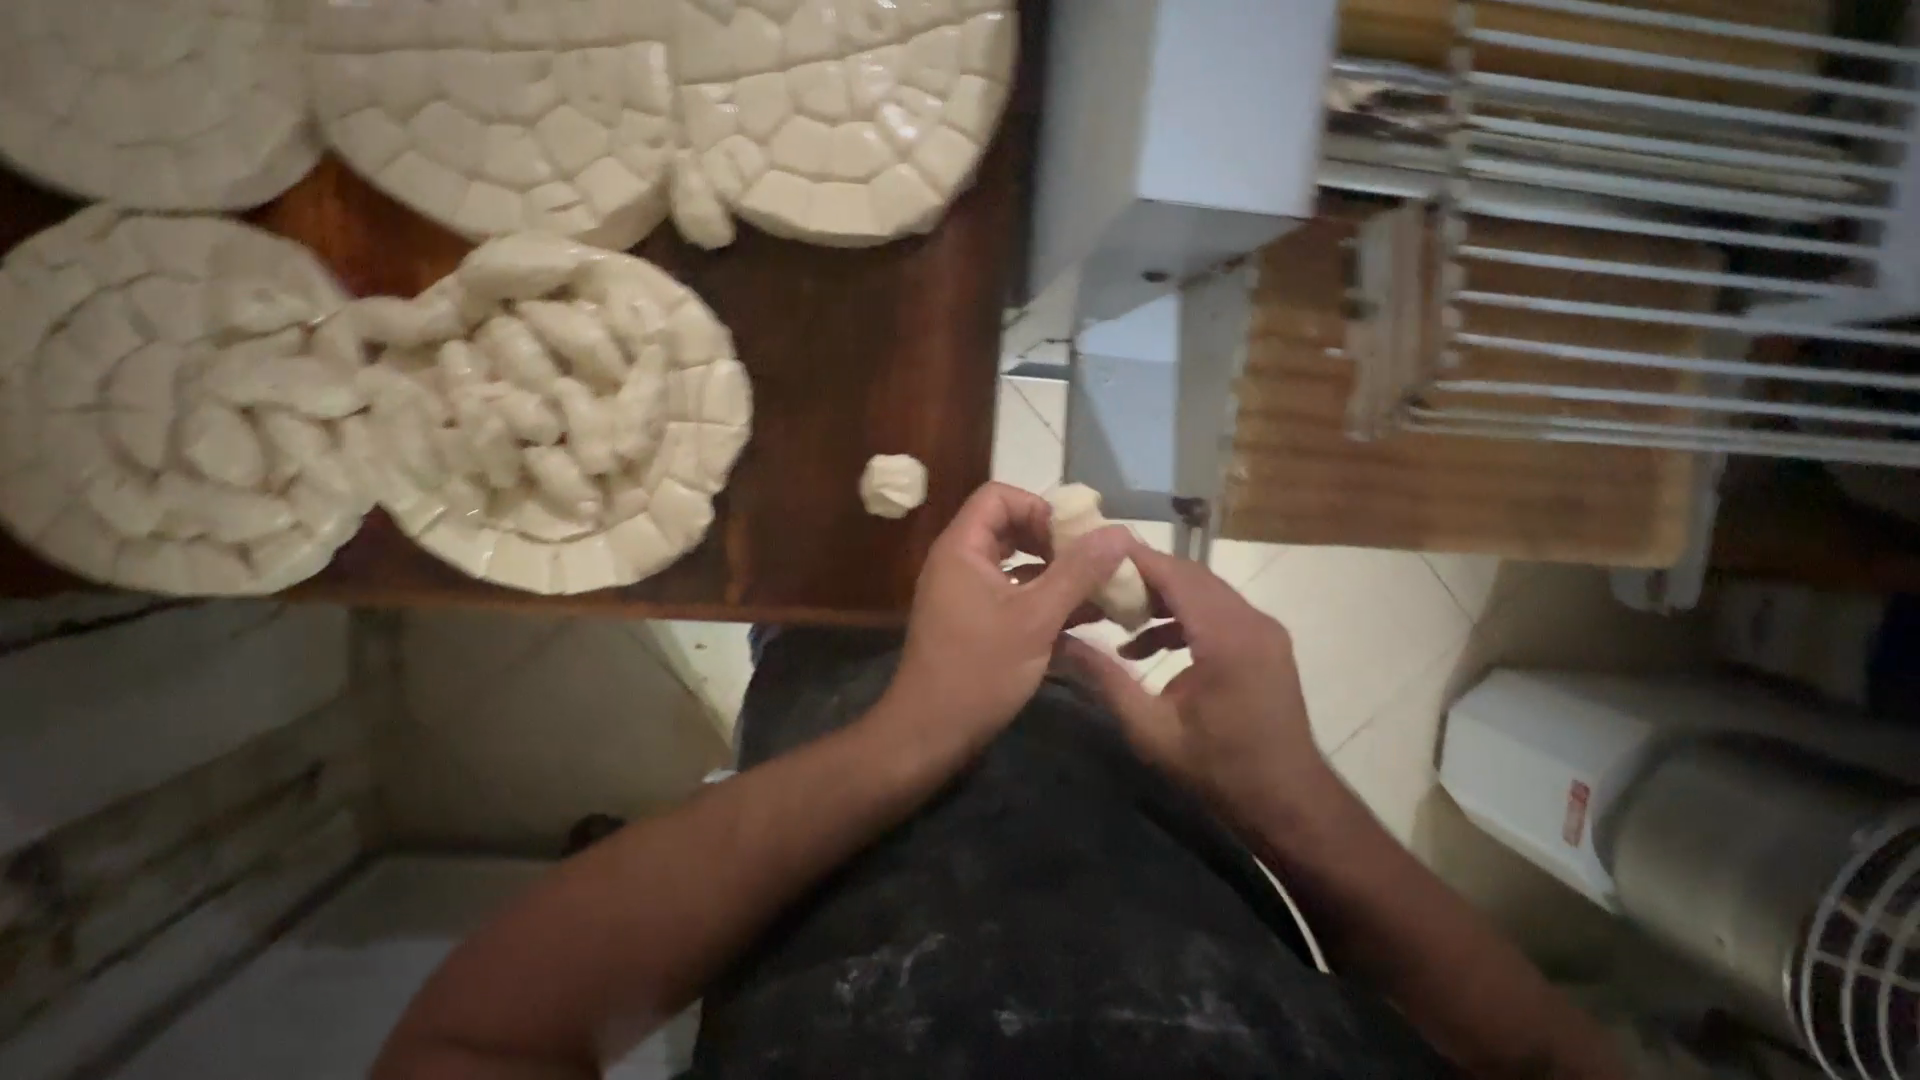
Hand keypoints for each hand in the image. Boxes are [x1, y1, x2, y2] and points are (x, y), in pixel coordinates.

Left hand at [877, 482, 1132, 757]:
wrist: (929, 735)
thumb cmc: (978, 671)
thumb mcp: (1035, 619)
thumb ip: (1078, 572)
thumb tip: (1120, 531)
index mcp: (962, 549)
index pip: (999, 497)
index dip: (1040, 508)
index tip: (1076, 538)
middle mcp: (961, 564)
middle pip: (1012, 530)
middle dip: (1057, 543)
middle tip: (1096, 563)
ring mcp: (967, 596)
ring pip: (1018, 567)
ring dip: (1058, 575)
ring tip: (1104, 591)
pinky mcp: (977, 625)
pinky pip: (1015, 597)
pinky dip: (1047, 602)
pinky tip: (1087, 621)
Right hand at [1056, 546, 1333, 829]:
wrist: (1288, 803)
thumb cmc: (1218, 770)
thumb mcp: (1151, 729)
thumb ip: (1106, 680)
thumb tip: (1060, 644)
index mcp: (1226, 637)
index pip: (1176, 574)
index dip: (1133, 560)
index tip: (1091, 552)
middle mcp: (1252, 622)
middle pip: (1191, 576)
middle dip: (1142, 576)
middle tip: (1093, 581)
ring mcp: (1264, 631)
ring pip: (1205, 592)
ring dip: (1161, 597)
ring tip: (1114, 614)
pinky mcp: (1265, 645)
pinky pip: (1219, 613)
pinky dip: (1183, 619)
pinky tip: (1144, 648)